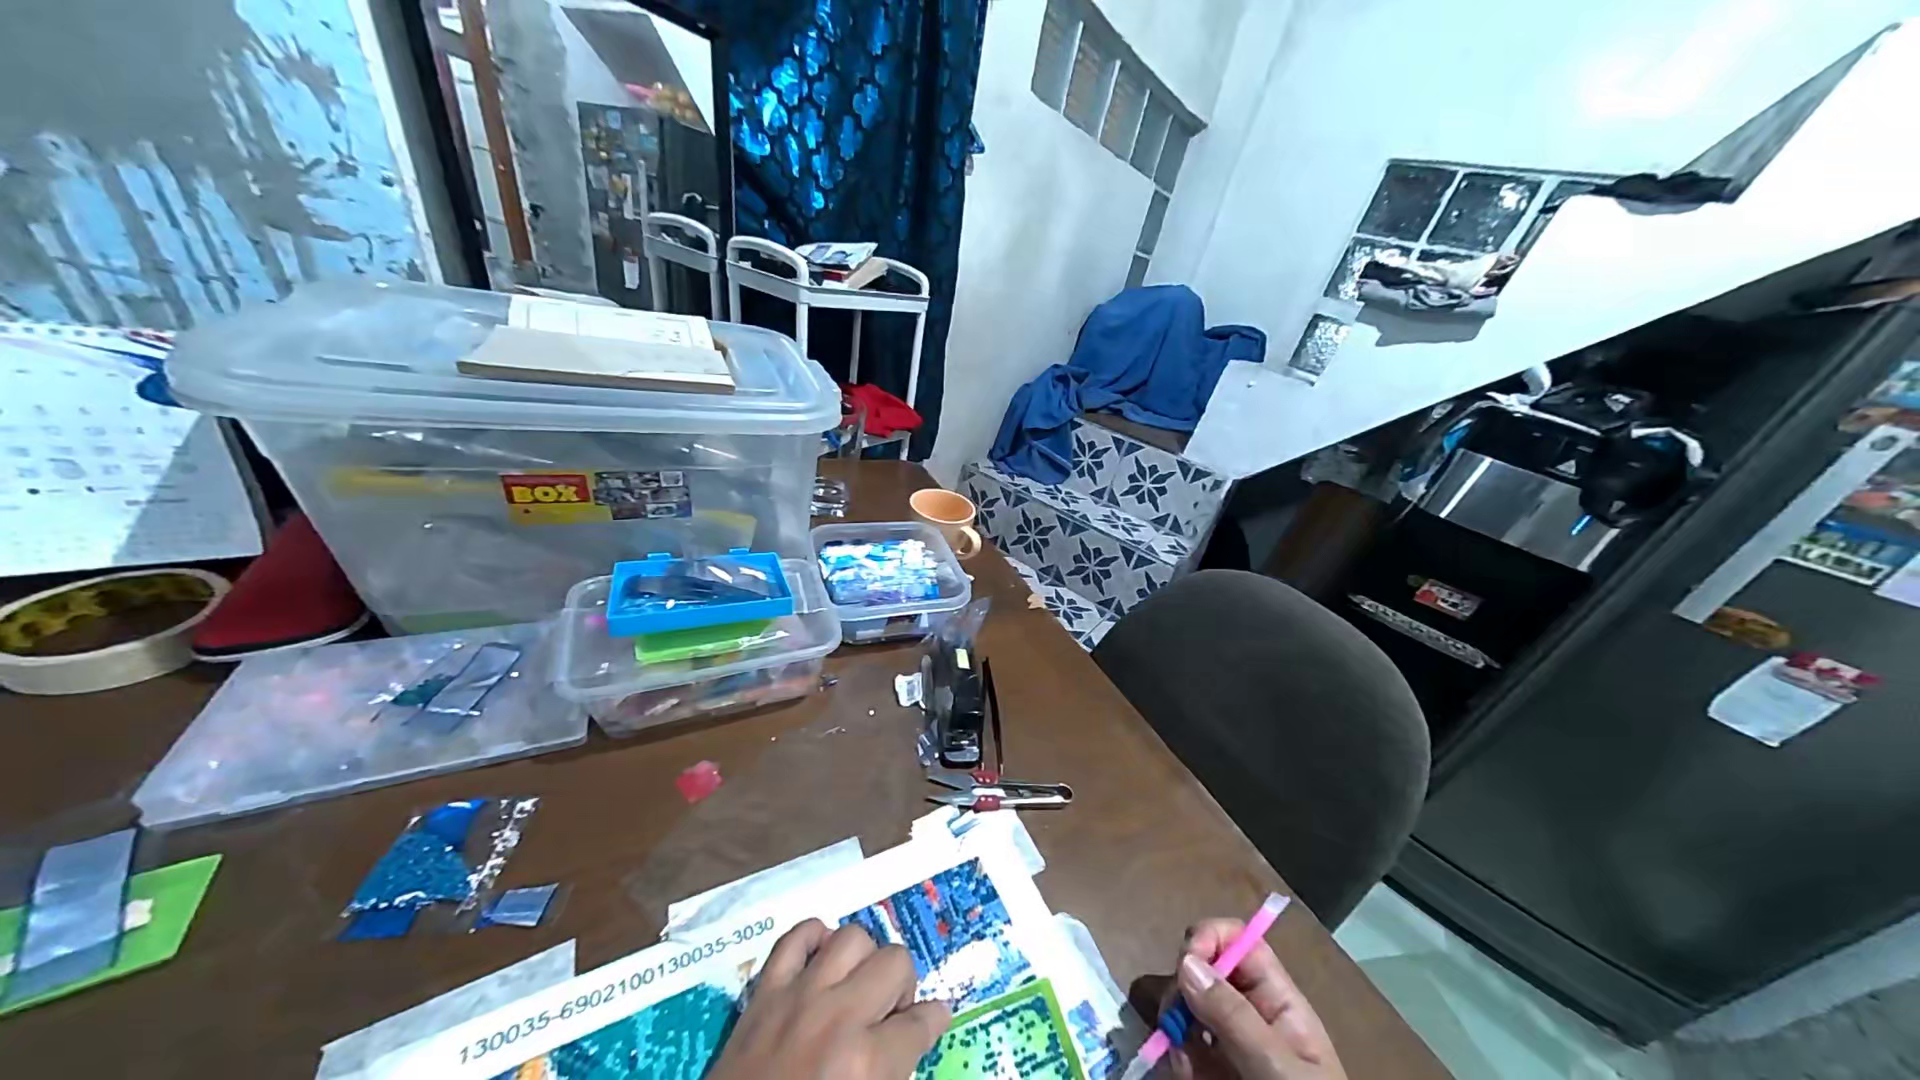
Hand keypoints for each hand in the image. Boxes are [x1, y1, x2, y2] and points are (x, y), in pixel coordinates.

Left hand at [707, 919, 952, 1079]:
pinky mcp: (763, 991)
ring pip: (851, 937)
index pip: (921, 1023)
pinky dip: (814, 939)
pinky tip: (820, 961)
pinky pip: (796, 937)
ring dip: (862, 960)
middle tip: (888, 1014)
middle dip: (902, 985)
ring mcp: (798, 996)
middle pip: (894, 962)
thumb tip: (921, 1031)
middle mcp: (838, 1017)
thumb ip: (893, 1071)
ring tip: (855, 986)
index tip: (931, 1021)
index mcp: (867, 1064)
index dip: (932, 1022)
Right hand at [1156, 919, 1347, 1079]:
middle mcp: (1249, 1014)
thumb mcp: (1282, 1074)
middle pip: (1201, 967)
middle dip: (1182, 987)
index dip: (1210, 937)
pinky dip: (1175, 1058)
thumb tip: (1186, 961)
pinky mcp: (1208, 1073)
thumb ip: (1235, 1019)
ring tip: (1185, 1064)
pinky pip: (1180, 1047)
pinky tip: (1187, 1076)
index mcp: (1278, 1002)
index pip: (1239, 941)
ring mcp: (1226, 1045)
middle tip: (1176, 1020)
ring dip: (1175, 1027)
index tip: (1186, 961)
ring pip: (1183, 1006)